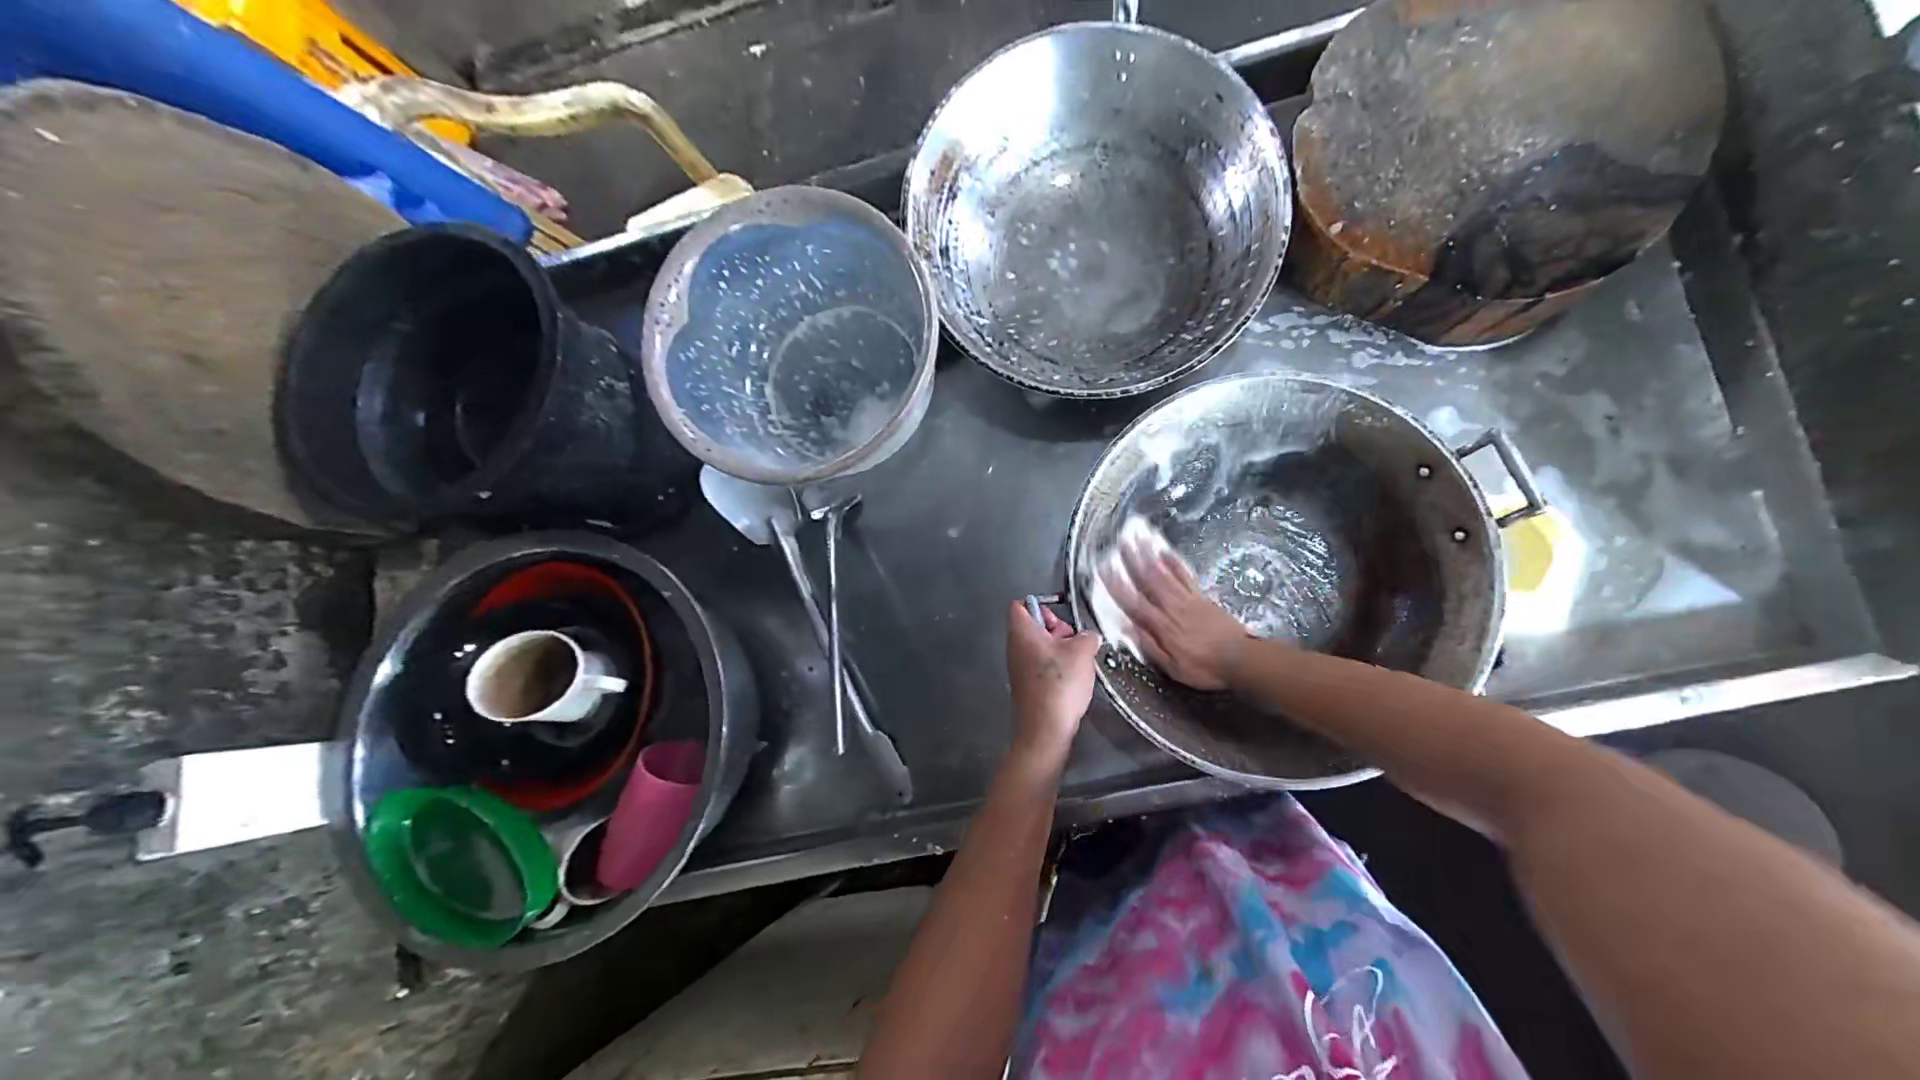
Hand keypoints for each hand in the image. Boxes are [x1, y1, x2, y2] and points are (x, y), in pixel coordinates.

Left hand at [1005, 601, 1100, 760]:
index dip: (1041, 603)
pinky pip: (1042, 665)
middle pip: (1034, 625)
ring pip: (1041, 646)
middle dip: (1057, 629)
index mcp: (1021, 632)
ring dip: (1061, 649)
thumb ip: (1087, 636)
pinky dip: (1057, 666)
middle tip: (1074, 641)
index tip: (1060, 616)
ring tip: (1078, 661)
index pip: (1020, 605)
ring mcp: (1019, 667)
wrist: (1046, 728)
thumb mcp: (1082, 651)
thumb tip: (1088, 636)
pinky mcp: (1027, 684)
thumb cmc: (1059, 683)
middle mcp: (1015, 647)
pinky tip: (1073, 678)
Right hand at [1105, 540, 1251, 690]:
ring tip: (1140, 540)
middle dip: (1134, 560)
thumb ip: (1149, 645)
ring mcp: (1188, 600)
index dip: (1117, 585)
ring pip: (1165, 574)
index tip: (1105, 570)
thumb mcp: (1172, 666)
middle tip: (1122, 543)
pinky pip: (1185, 576)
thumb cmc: (1205, 667)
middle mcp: (1172, 608)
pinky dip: (1174, 563)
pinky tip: (1166, 553)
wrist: (1241, 659)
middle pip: (1149, 580)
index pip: (1134, 603)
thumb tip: (1128, 628)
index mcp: (1162, 626)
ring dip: (1151, 555)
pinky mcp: (1202, 597)